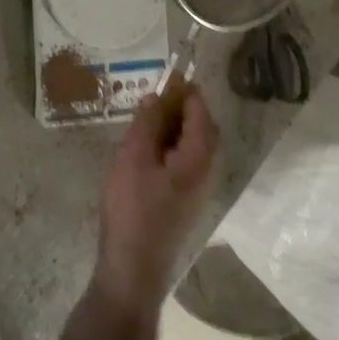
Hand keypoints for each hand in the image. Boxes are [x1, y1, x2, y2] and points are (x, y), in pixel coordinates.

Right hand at [94, 80, 219, 312]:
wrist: (134, 265)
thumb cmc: (133, 207)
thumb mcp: (132, 158)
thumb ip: (146, 125)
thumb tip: (156, 97)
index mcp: (198, 160)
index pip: (201, 115)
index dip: (188, 92)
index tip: (171, 74)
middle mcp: (206, 174)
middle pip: (204, 132)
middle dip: (185, 108)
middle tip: (159, 93)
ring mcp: (196, 191)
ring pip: (193, 149)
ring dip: (176, 128)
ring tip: (148, 116)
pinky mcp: (183, 203)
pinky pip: (184, 162)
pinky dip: (171, 146)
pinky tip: (147, 148)